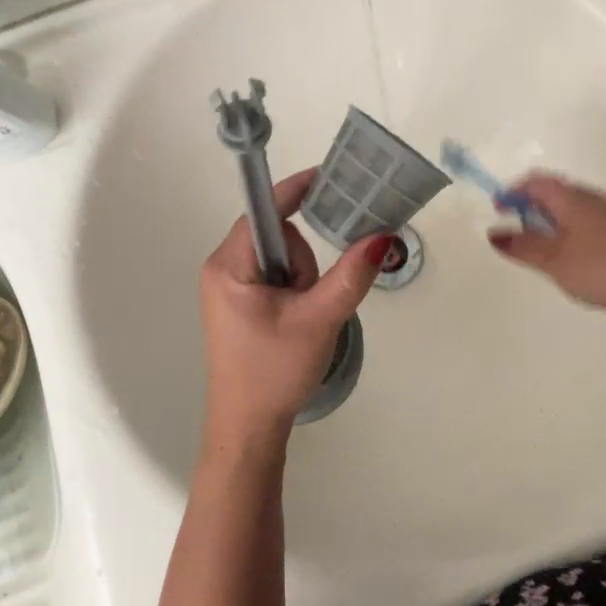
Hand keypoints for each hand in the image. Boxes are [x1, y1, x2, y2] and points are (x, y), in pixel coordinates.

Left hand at [199, 168, 392, 444]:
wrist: (249, 429)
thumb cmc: (275, 372)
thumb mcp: (319, 319)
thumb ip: (351, 275)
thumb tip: (383, 236)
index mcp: (229, 265)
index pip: (264, 210)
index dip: (295, 190)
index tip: (327, 176)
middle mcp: (222, 269)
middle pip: (276, 236)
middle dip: (304, 261)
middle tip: (310, 298)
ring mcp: (228, 288)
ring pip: (280, 258)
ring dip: (301, 279)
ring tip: (302, 318)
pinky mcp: (238, 304)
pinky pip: (273, 276)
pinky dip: (294, 290)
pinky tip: (296, 321)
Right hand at [487, 173, 605, 317]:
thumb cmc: (603, 268)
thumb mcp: (554, 261)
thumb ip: (523, 247)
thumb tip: (495, 232)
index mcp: (570, 198)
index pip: (535, 181)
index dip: (512, 191)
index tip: (498, 212)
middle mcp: (590, 198)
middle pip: (553, 192)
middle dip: (530, 208)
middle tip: (518, 236)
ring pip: (571, 208)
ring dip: (550, 222)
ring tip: (544, 253)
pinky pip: (586, 222)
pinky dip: (569, 232)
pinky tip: (574, 261)